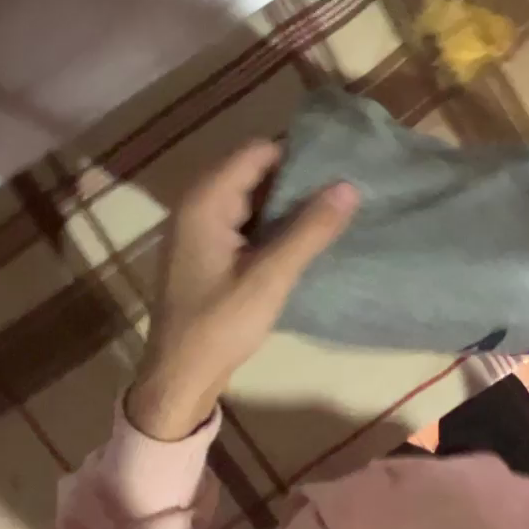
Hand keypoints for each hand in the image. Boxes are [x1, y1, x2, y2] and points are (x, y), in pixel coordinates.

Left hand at [125, 141, 358, 440]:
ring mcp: (200, 230)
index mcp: (205, 201)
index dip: (297, 153)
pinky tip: (303, 240)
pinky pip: (245, 224)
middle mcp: (197, 206)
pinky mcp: (207, 253)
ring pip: (251, 200)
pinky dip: (272, 227)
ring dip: (287, 205)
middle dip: (296, 179)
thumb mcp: (269, 278)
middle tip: (344, 189)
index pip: (256, 151)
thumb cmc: (219, 326)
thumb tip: (349, 186)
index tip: (339, 164)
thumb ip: (309, 230)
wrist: (179, 376)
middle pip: (253, 172)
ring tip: (333, 211)